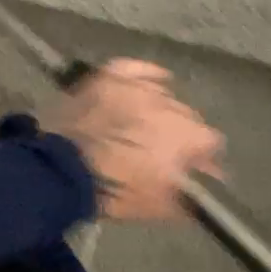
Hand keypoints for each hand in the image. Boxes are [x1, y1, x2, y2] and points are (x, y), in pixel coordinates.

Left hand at [38, 59, 224, 220]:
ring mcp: (134, 87)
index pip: (210, 141)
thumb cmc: (114, 189)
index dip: (201, 157)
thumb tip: (209, 180)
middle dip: (180, 134)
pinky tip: (155, 80)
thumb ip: (193, 192)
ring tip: (147, 124)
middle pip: (186, 115)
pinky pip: (135, 68)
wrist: (60, 168)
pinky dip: (146, 73)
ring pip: (161, 94)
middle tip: (164, 150)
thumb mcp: (161, 204)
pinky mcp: (107, 78)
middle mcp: (166, 104)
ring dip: (160, 109)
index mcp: (185, 135)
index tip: (192, 168)